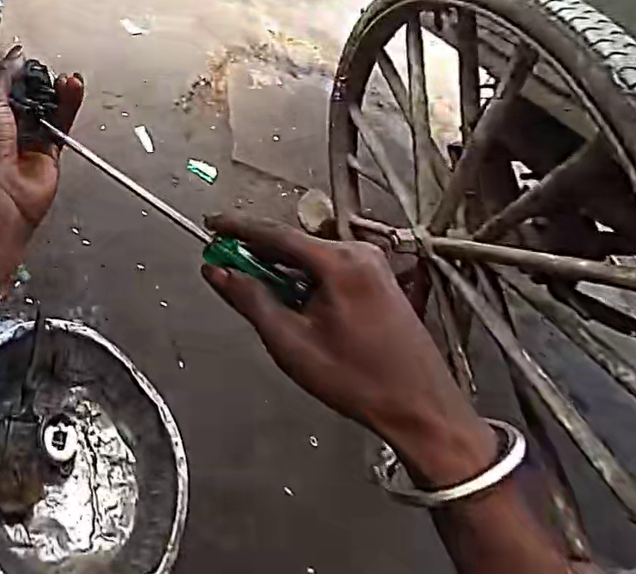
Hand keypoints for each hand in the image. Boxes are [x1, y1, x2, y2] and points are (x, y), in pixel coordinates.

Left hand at [0, 48, 83, 247]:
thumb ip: (3, 76)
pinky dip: (70, 105)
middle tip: (49, 71)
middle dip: (40, 82)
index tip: (30, 61)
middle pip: (29, 97)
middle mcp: (7, 129)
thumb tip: (15, 55)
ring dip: (59, 92)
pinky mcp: (50, 152)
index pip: (5, 87)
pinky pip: (62, 123)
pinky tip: (74, 89)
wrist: (0, 195)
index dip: (18, 73)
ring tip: (68, 78)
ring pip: (48, 109)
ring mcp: (29, 140)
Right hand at [201, 213, 496, 485]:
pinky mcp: (378, 278)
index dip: (236, 227)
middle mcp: (358, 252)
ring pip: (309, 254)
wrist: (425, 412)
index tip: (210, 224)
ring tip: (261, 294)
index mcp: (339, 262)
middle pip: (291, 241)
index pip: (273, 233)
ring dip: (280, 267)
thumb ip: (249, 299)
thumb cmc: (357, 381)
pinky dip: (302, 276)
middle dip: (256, 252)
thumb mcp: (290, 342)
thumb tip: (216, 270)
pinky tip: (294, 301)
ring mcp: (372, 264)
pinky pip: (327, 265)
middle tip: (227, 265)